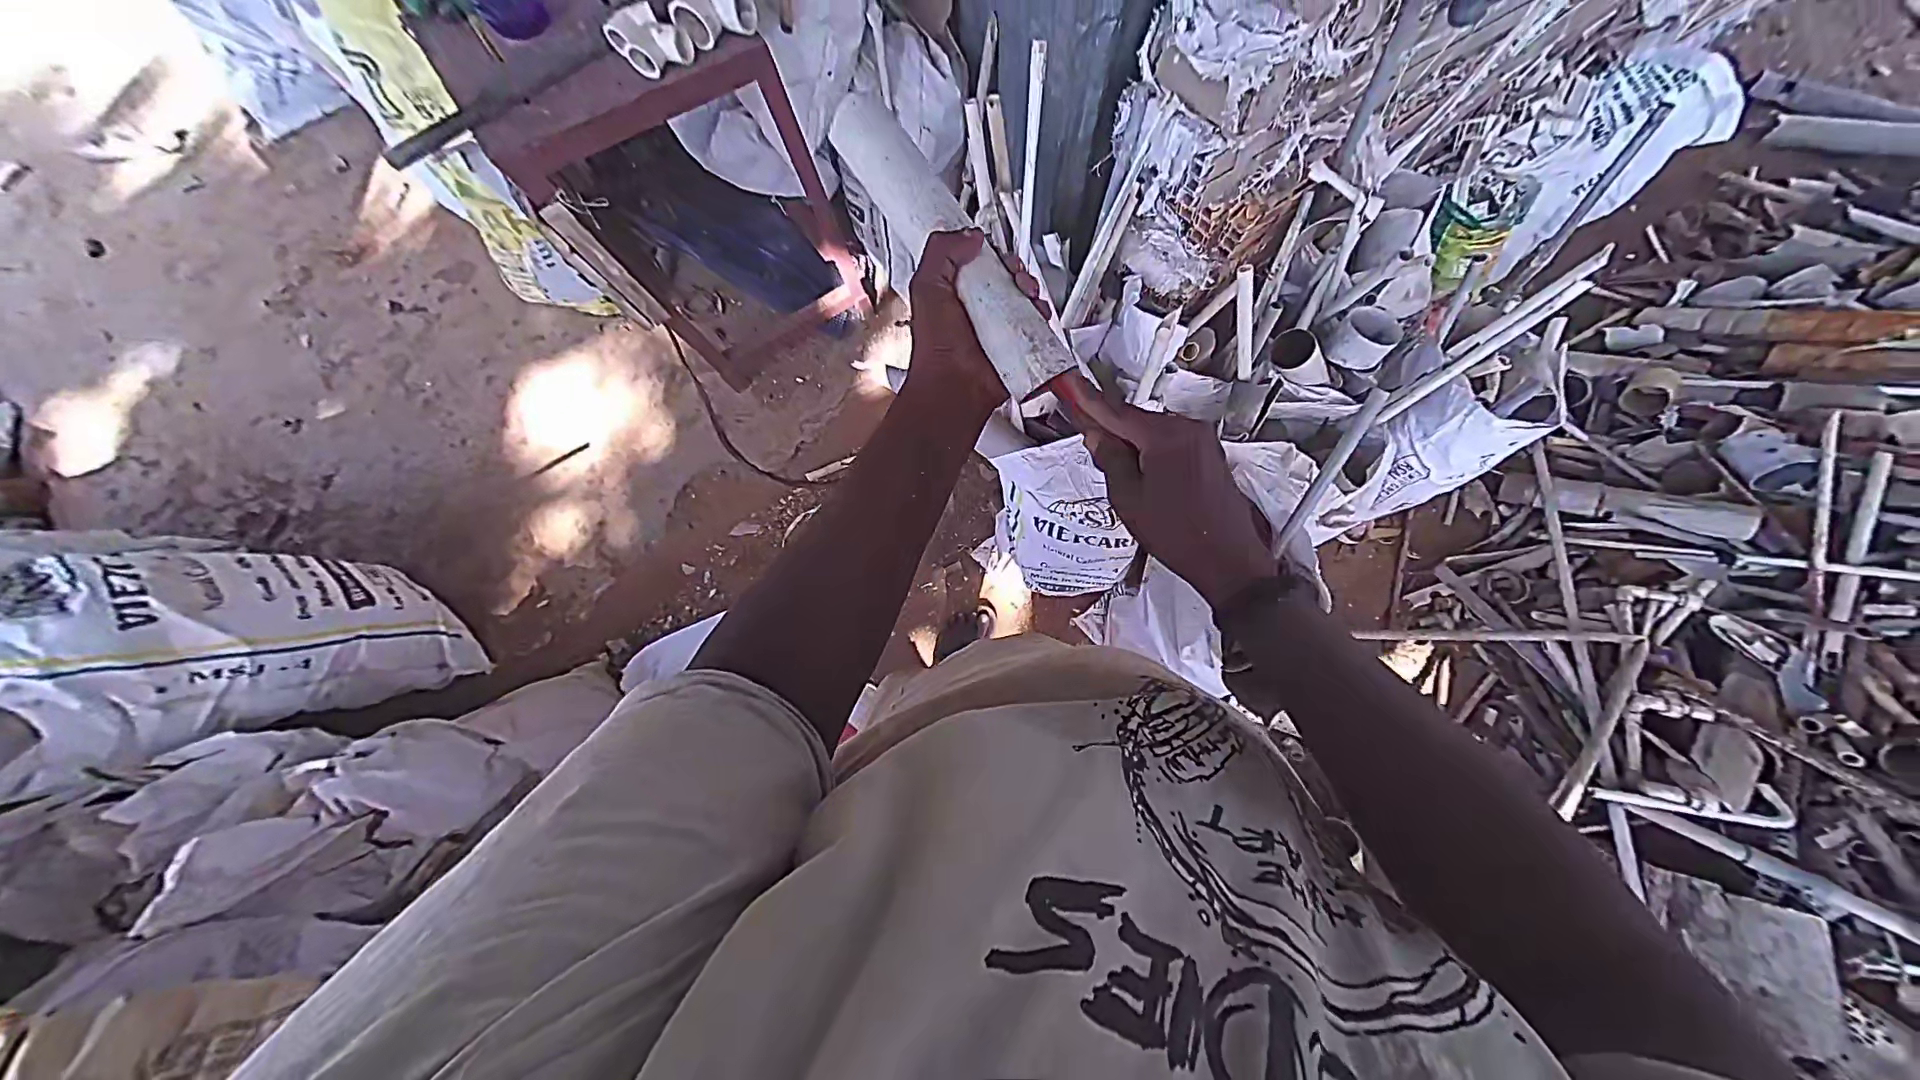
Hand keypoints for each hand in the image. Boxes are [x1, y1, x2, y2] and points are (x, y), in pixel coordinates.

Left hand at [903, 229, 1048, 421]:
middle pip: (1006, 275)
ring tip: (1025, 293)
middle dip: (1014, 269)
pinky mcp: (1016, 342)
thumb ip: (941, 252)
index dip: (989, 252)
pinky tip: (1034, 313)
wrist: (954, 384)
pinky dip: (1040, 314)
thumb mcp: (926, 286)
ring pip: (1024, 296)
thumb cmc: (935, 347)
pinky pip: (1035, 322)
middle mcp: (978, 307)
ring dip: (1030, 289)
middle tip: (1012, 275)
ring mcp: (998, 325)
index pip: (979, 261)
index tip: (992, 252)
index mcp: (955, 292)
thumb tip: (970, 236)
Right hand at [1058, 374, 1276, 606]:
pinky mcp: (1208, 454)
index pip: (1115, 412)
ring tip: (1111, 463)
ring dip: (1129, 441)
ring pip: (1152, 432)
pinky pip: (1170, 442)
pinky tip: (1138, 469)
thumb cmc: (1181, 535)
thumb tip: (1098, 438)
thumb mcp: (1129, 499)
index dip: (1087, 400)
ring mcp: (1202, 440)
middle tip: (1084, 430)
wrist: (1226, 557)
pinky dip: (1149, 450)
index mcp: (1165, 437)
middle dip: (1108, 426)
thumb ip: (1110, 460)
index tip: (1072, 385)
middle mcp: (1188, 430)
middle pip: (1135, 419)